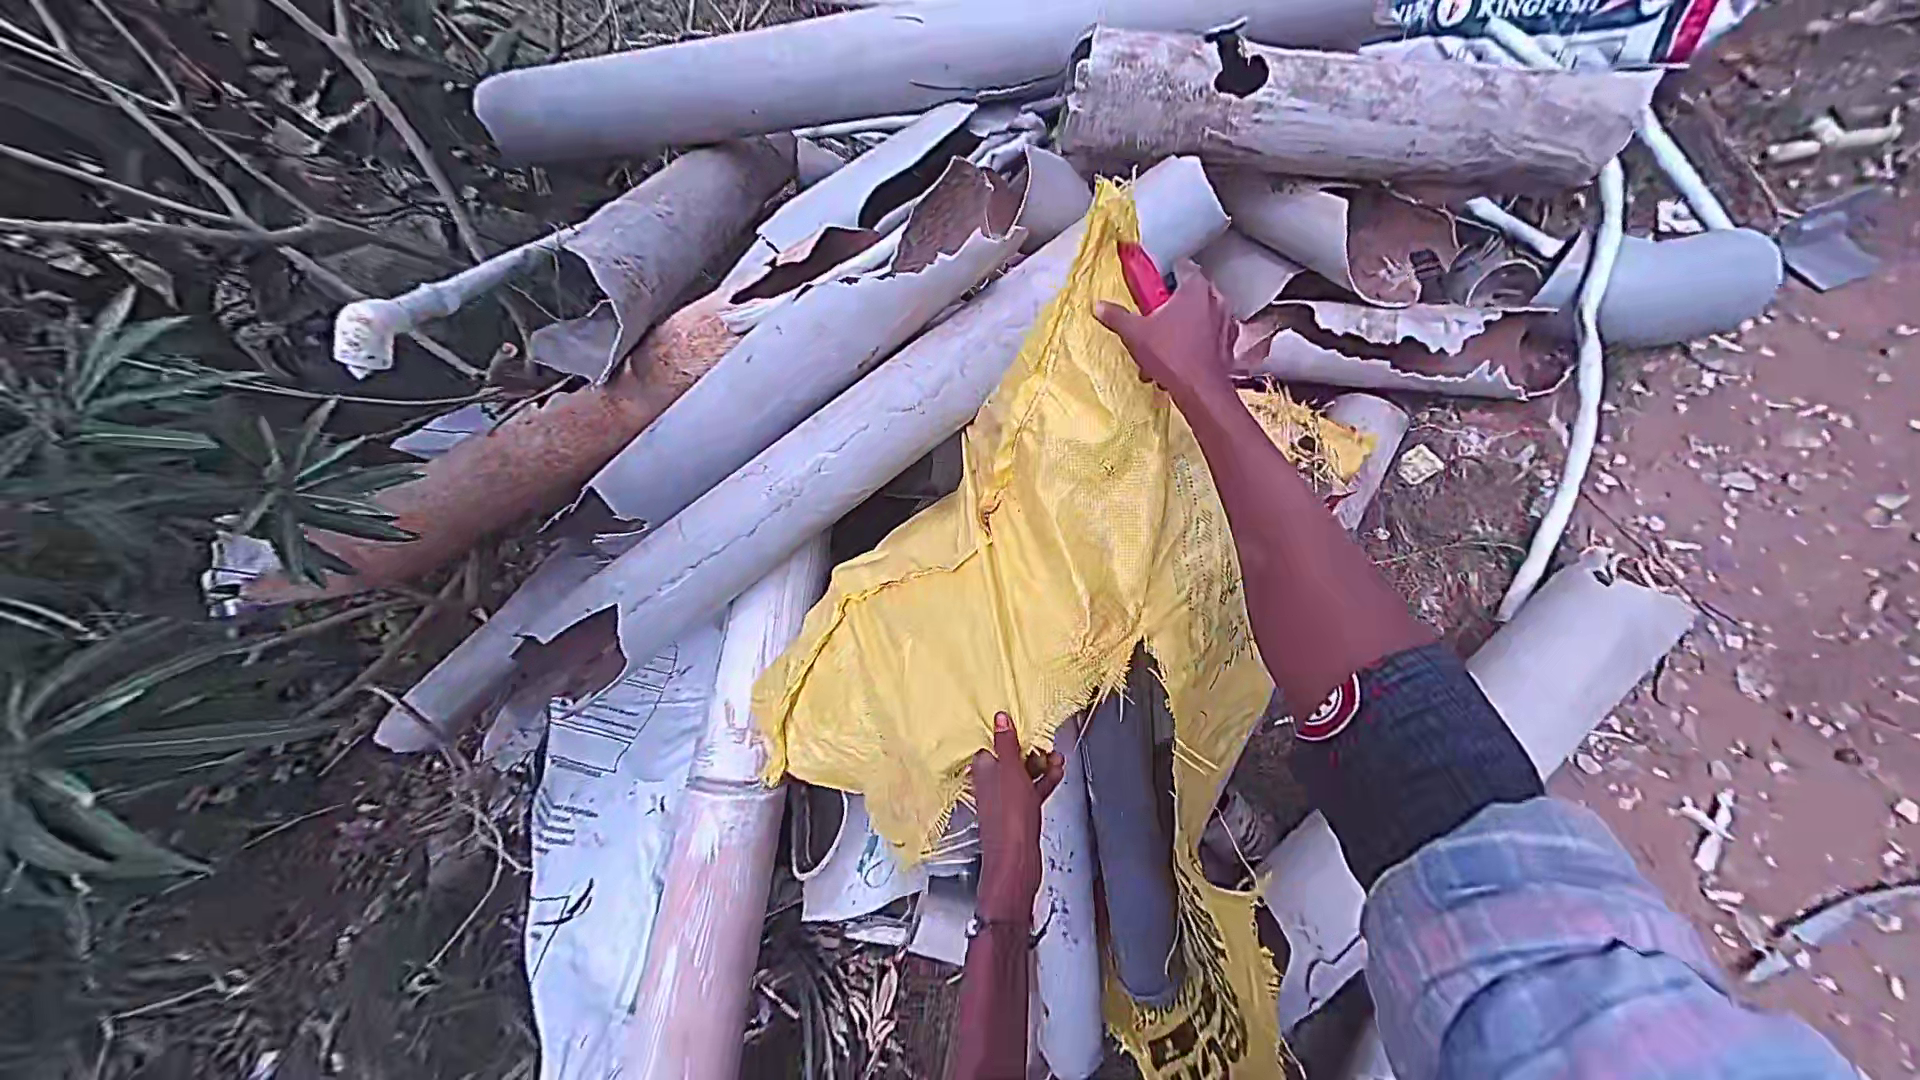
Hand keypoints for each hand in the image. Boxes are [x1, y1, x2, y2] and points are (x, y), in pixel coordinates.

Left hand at [971, 711, 1063, 923]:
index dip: (1011, 737)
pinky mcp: (1018, 813)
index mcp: (983, 770)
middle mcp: (990, 784)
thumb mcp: (1010, 771)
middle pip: (1010, 759)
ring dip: (1041, 766)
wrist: (1017, 860)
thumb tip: (1000, 718)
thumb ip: (1006, 744)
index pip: (994, 744)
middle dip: (1030, 751)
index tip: (1026, 729)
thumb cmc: (1009, 818)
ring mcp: (1004, 799)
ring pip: (1023, 775)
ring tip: (1057, 759)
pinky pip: (1032, 791)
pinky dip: (1044, 782)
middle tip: (1047, 746)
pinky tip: (1057, 776)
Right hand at [1094, 259, 1237, 406]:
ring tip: (1165, 349)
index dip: (1166, 275)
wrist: (1199, 389)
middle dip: (1174, 306)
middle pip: (1191, 294)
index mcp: (1194, 288)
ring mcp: (1226, 321)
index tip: (1155, 287)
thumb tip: (1099, 306)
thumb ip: (1117, 317)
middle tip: (1157, 322)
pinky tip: (1180, 360)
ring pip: (1201, 317)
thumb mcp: (1135, 334)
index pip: (1182, 266)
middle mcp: (1216, 299)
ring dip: (1184, 328)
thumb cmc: (1171, 355)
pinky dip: (1196, 345)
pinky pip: (1209, 337)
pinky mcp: (1229, 344)